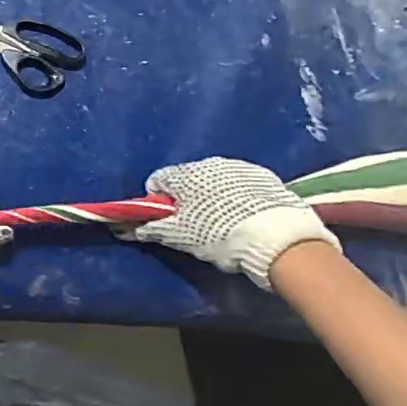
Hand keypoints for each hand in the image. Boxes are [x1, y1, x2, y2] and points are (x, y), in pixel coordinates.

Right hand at [118, 157, 339, 289]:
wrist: (284, 242)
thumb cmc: (219, 235)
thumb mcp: (179, 236)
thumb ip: (148, 228)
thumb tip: (122, 228)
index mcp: (184, 174)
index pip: (157, 181)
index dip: (159, 202)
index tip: (168, 220)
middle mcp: (210, 163)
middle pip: (187, 179)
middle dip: (187, 197)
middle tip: (195, 223)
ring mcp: (242, 168)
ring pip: (214, 181)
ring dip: (212, 196)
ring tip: (223, 221)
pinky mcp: (268, 177)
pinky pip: (240, 184)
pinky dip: (237, 197)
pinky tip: (246, 216)